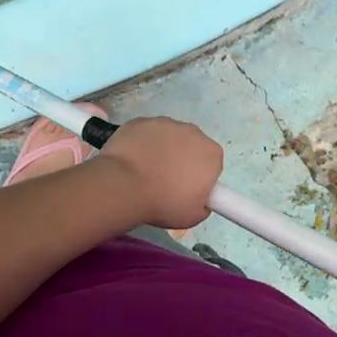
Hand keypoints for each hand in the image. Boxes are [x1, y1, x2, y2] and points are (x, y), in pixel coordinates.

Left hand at [93, 116, 223, 229]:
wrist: (124, 186)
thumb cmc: (163, 203)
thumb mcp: (193, 216)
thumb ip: (203, 203)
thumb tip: (198, 197)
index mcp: (211, 154)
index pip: (210, 164)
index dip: (197, 178)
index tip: (183, 189)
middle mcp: (193, 132)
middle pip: (190, 146)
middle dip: (180, 159)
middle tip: (163, 180)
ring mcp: (164, 123)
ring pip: (166, 137)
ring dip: (159, 149)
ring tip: (144, 170)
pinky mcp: (140, 121)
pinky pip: (144, 133)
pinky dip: (140, 143)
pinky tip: (130, 159)